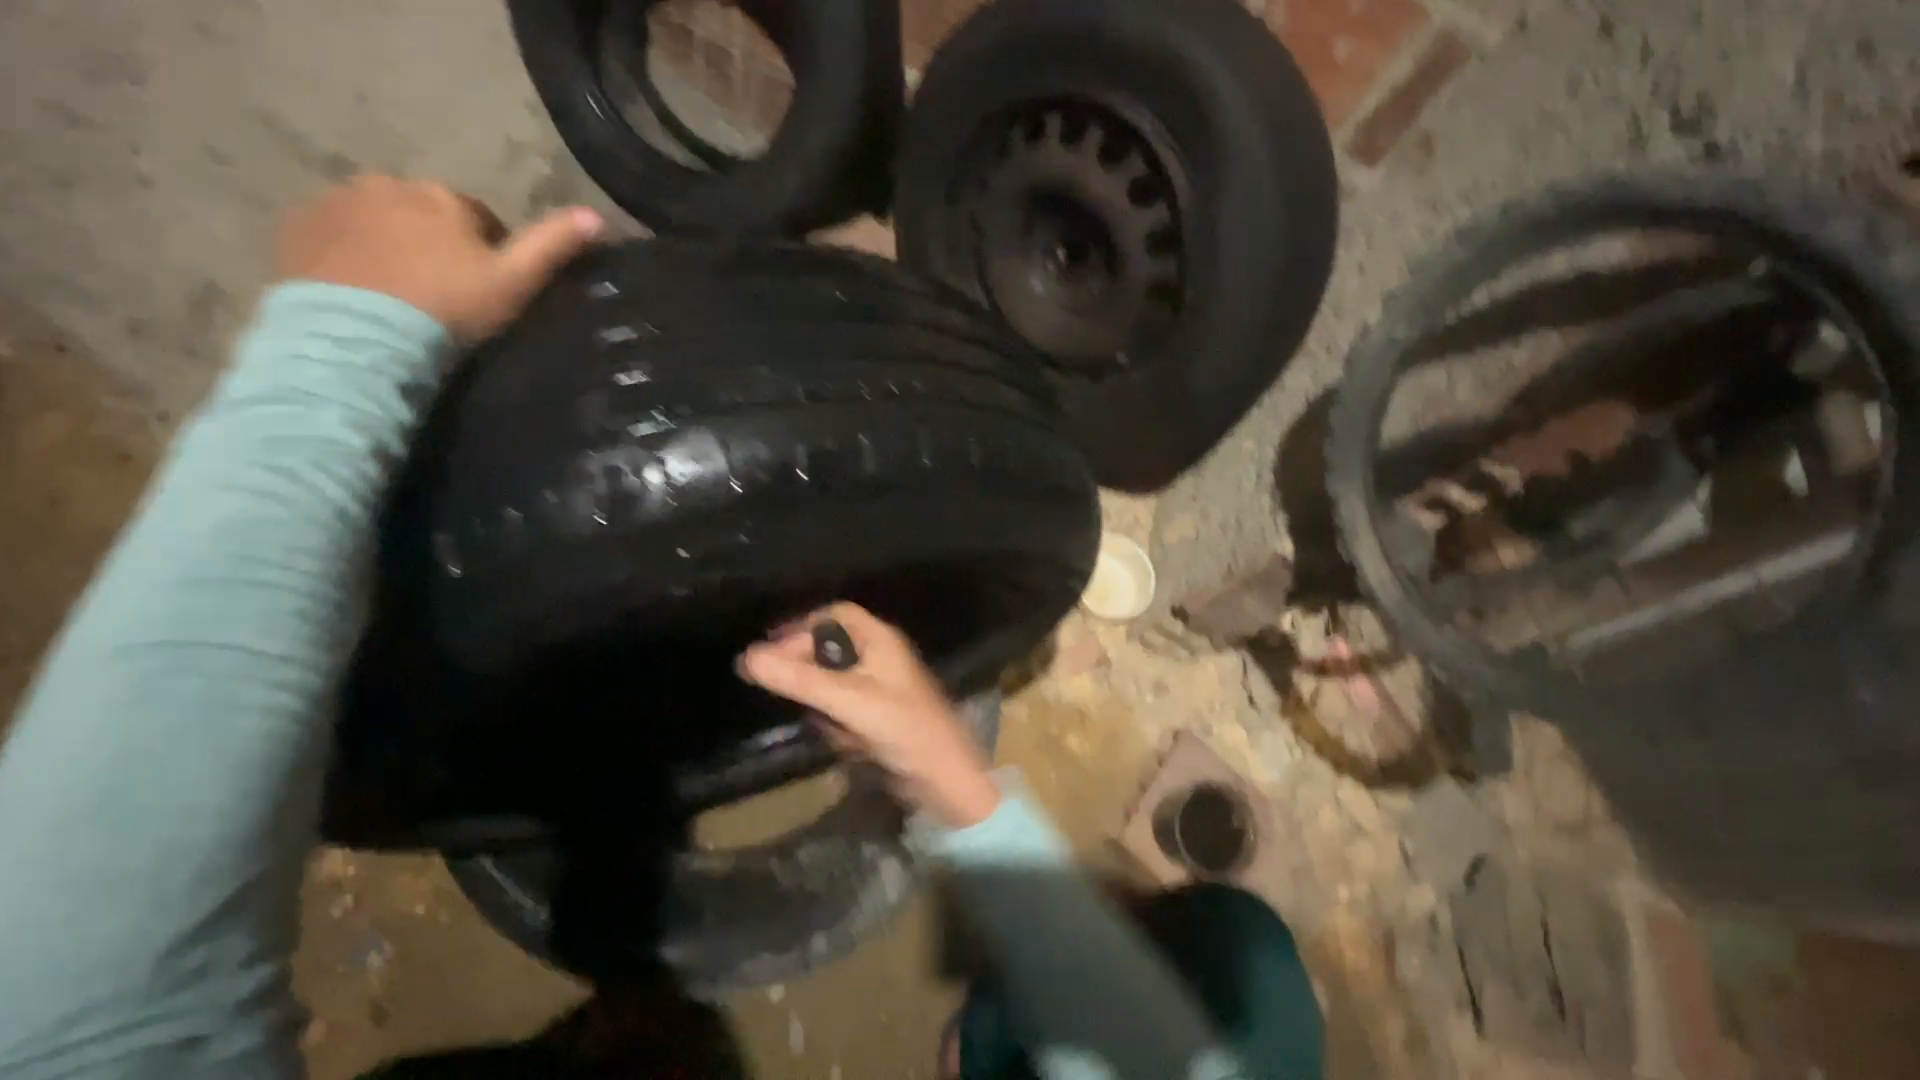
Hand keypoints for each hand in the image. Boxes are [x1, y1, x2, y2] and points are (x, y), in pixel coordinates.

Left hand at [274, 174, 603, 340]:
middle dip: (430, 245)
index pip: (476, 219)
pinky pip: (332, 235)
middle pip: (421, 215)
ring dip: (388, 247)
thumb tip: (598, 215)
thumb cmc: (448, 310)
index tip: (481, 293)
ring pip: (376, 222)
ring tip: (395, 298)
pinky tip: (359, 293)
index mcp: (443, 197)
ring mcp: (335, 201)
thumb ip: (553, 246)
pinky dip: (346, 255)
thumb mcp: (514, 284)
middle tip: (436, 298)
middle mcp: (388, 184)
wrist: (360, 338)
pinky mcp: (296, 226)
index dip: (484, 255)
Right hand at [738, 603, 1002, 827]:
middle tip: (773, 682)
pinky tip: (834, 736)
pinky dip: (833, 718)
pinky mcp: (879, 715)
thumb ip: (801, 679)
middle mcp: (880, 656)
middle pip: (830, 646)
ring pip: (834, 678)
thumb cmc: (904, 729)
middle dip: (803, 664)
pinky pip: (844, 707)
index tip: (769, 651)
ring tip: (809, 715)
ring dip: (818, 695)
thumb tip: (748, 657)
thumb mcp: (849, 701)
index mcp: (880, 640)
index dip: (800, 628)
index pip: (834, 616)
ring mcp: (881, 687)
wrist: (945, 779)